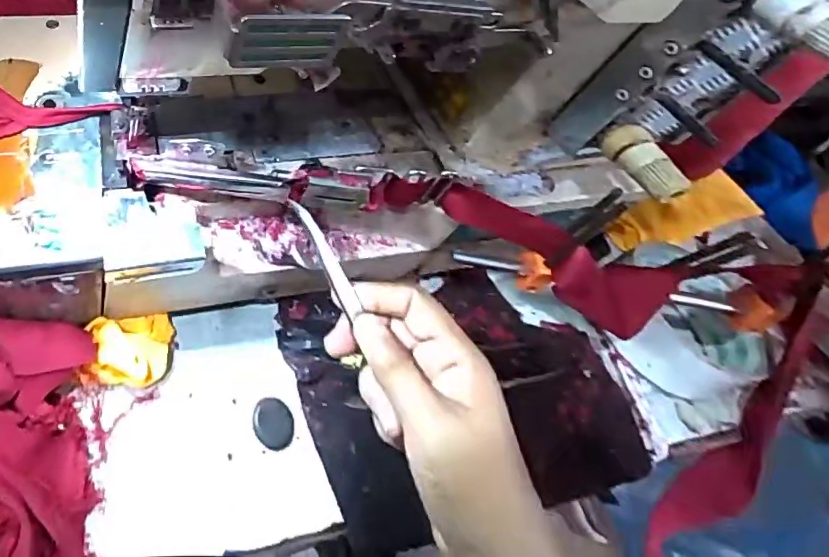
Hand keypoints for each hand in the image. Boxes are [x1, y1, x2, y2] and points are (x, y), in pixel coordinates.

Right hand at [325, 283, 556, 556]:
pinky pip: (391, 395)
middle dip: (368, 342)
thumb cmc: (469, 481)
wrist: (492, 543)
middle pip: (397, 330)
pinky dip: (384, 411)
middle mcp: (445, 366)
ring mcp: (435, 392)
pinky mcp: (424, 418)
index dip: (377, 296)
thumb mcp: (426, 422)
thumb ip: (393, 368)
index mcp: (456, 355)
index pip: (414, 304)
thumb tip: (363, 319)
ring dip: (379, 389)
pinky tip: (396, 438)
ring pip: (388, 364)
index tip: (338, 303)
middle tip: (336, 350)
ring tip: (393, 425)